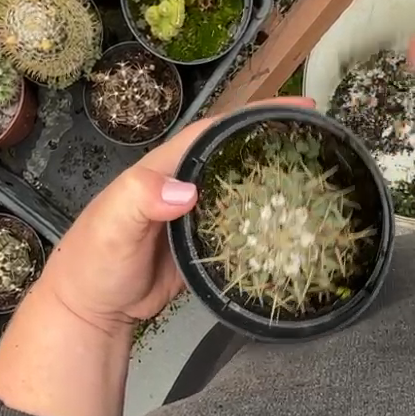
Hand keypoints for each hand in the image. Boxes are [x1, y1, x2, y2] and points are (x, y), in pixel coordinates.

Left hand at [31, 99, 313, 337]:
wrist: (92, 308)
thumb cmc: (94, 262)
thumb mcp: (112, 225)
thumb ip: (141, 200)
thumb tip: (187, 191)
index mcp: (166, 168)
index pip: (217, 129)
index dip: (256, 114)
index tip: (297, 107)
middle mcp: (185, 185)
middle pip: (237, 154)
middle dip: (276, 141)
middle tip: (322, 139)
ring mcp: (197, 217)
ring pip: (243, 191)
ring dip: (276, 182)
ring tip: (318, 177)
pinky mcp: (204, 246)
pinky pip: (241, 229)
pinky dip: (266, 224)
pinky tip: (291, 227)